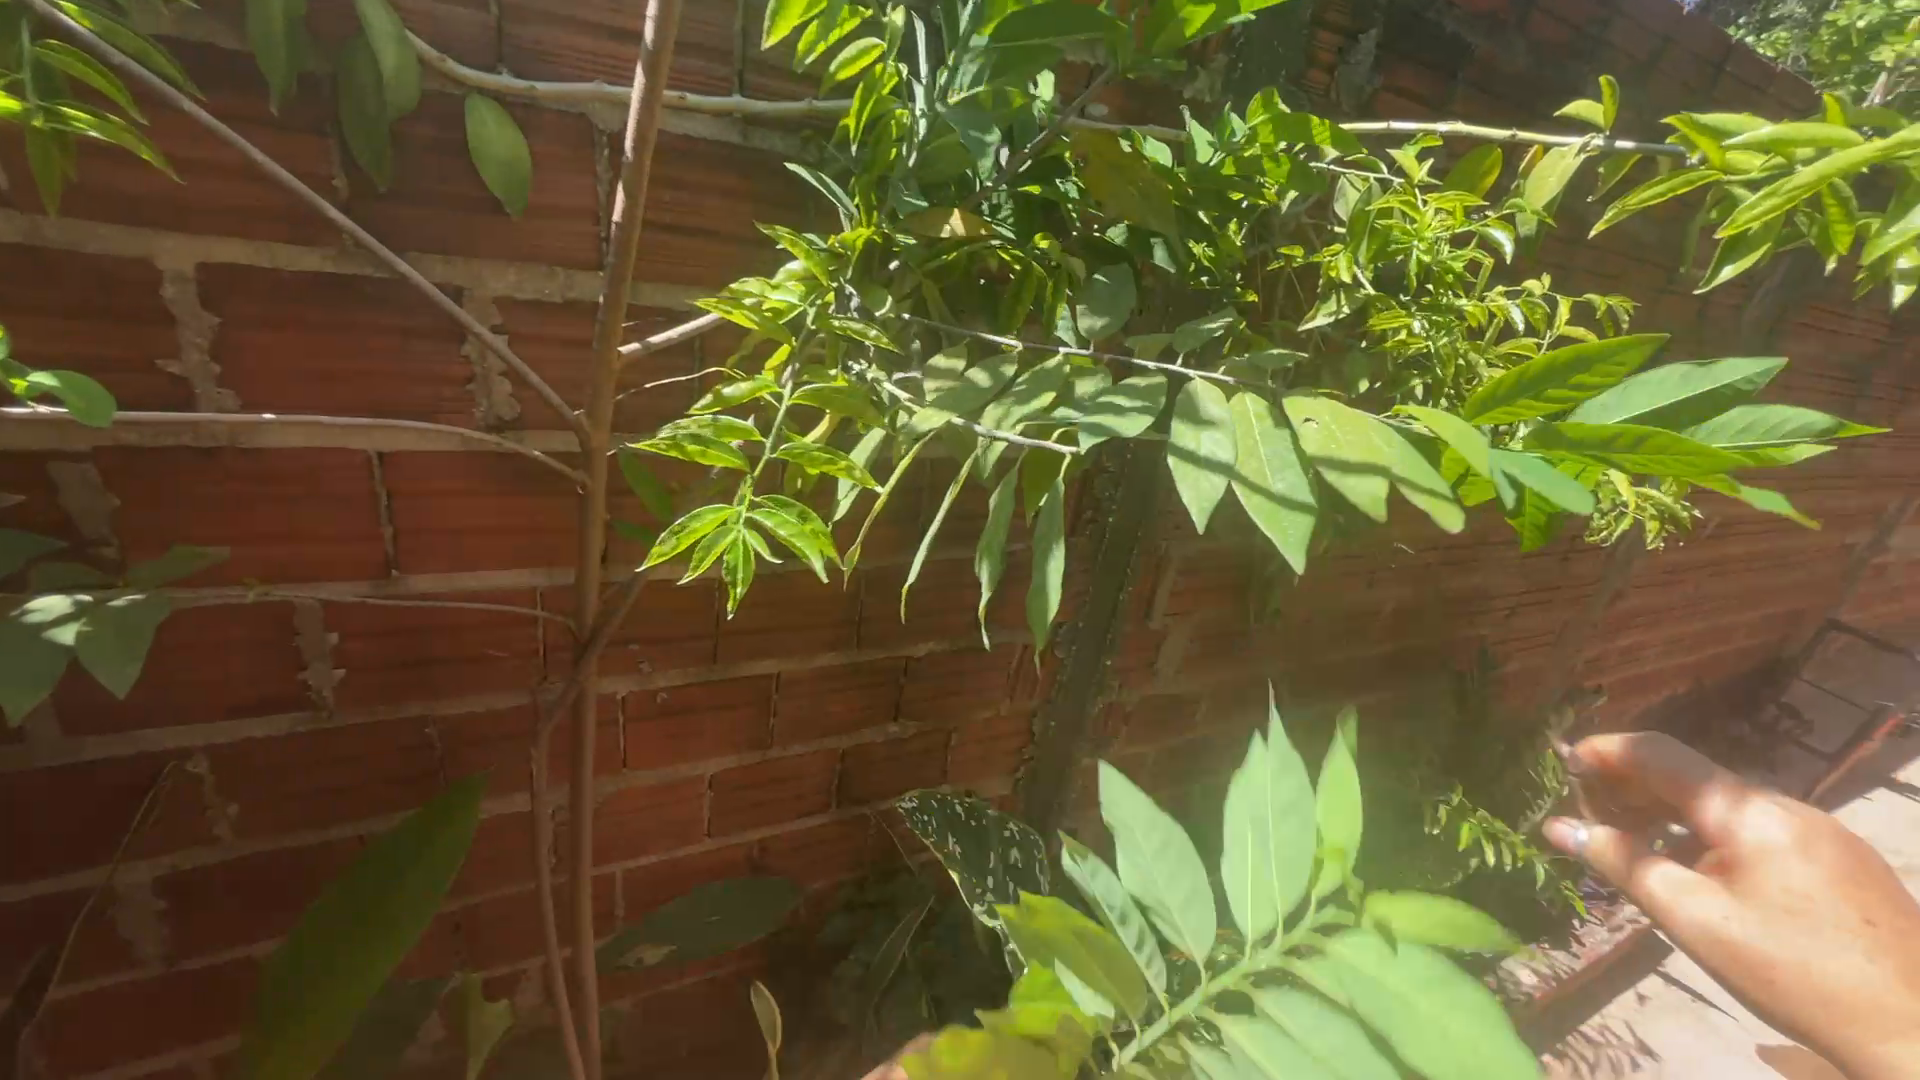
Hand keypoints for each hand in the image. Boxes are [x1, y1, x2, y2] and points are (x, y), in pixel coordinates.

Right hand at [1544, 732, 1919, 1079]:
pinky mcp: (1841, 860)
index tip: (1561, 766)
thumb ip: (1621, 862)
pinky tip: (1693, 871)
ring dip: (1666, 812)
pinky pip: (1754, 827)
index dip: (1602, 751)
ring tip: (1633, 847)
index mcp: (1749, 813)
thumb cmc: (1794, 974)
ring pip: (1720, 803)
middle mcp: (1787, 808)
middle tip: (1588, 818)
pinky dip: (1705, 833)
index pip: (1658, 753)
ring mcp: (1822, 833)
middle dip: (1629, 787)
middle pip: (1688, 775)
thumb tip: (1557, 827)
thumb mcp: (1691, 918)